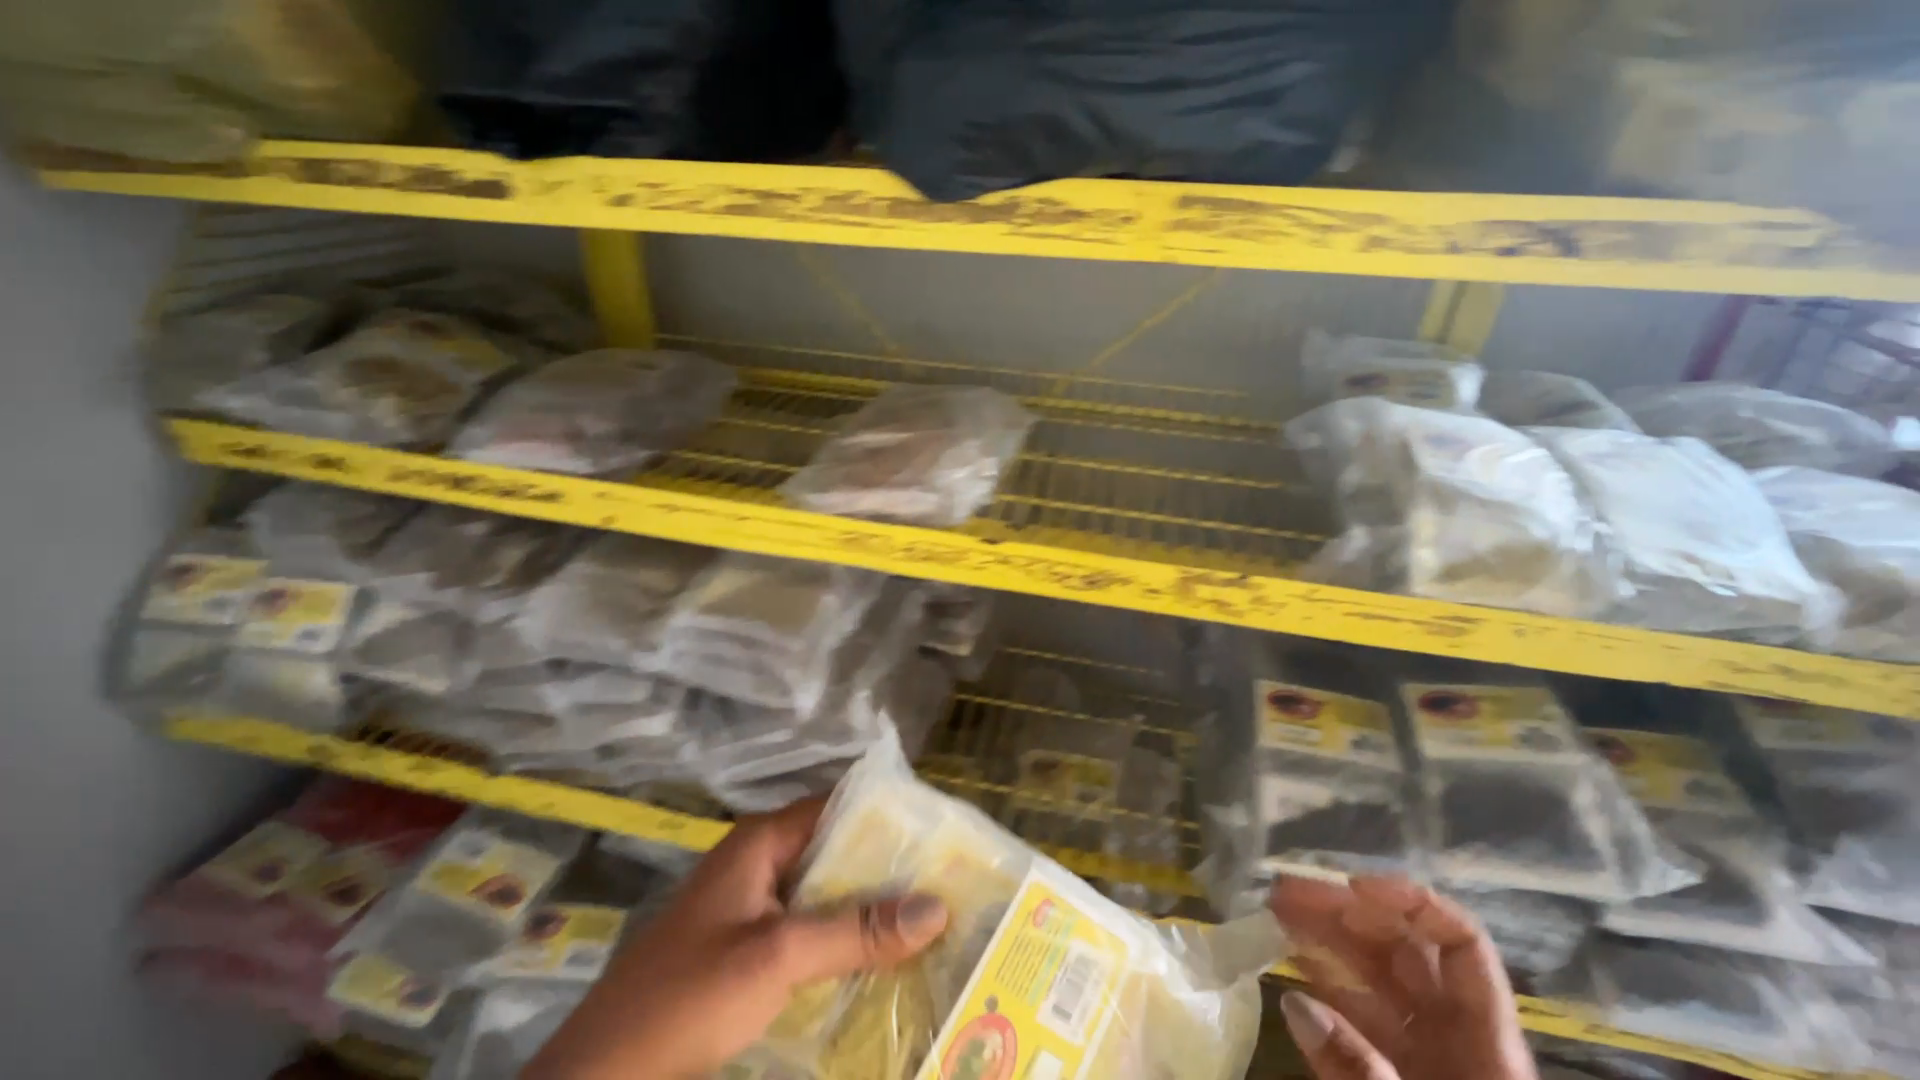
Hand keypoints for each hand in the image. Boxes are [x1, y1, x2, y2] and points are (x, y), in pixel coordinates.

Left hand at [526, 798, 949, 1079]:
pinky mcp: (749, 950)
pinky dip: (846, 943)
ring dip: (871, 912)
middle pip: (838, 853)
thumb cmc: (688, 995)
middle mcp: (760, 864)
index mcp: (761, 843)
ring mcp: (753, 909)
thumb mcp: (777, 956)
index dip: (890, 817)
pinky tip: (884, 965)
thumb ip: (856, 931)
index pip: (838, 807)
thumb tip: (938, 907)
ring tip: (935, 926)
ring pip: (827, 897)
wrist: (607, 1070)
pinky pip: (811, 934)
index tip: (946, 837)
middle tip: (954, 887)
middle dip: (891, 870)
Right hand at [1270, 875, 1537, 1079]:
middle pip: (1405, 951)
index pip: (1459, 945)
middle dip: (1344, 913)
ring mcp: (1421, 1057)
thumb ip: (1359, 1074)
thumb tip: (1295, 1004)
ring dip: (1325, 940)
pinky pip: (1356, 1018)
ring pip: (1373, 978)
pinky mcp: (1390, 1076)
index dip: (1410, 903)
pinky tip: (1288, 970)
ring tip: (1274, 915)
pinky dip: (1322, 988)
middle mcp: (1455, 1037)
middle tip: (1282, 893)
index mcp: (1485, 1043)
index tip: (1351, 886)